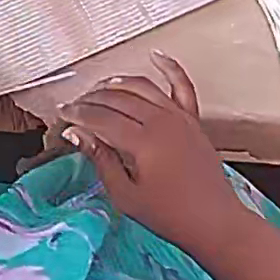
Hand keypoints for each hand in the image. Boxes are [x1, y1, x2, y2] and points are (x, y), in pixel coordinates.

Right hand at [59, 53, 240, 247]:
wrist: (217, 224)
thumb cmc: (169, 216)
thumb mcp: (125, 195)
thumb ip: (100, 160)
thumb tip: (76, 133)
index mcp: (143, 142)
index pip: (100, 118)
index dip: (77, 115)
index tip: (62, 116)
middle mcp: (161, 122)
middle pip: (116, 99)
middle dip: (90, 100)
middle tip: (74, 107)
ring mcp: (179, 117)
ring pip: (140, 87)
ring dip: (115, 84)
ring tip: (97, 89)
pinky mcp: (192, 119)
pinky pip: (181, 86)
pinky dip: (169, 68)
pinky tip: (155, 55)